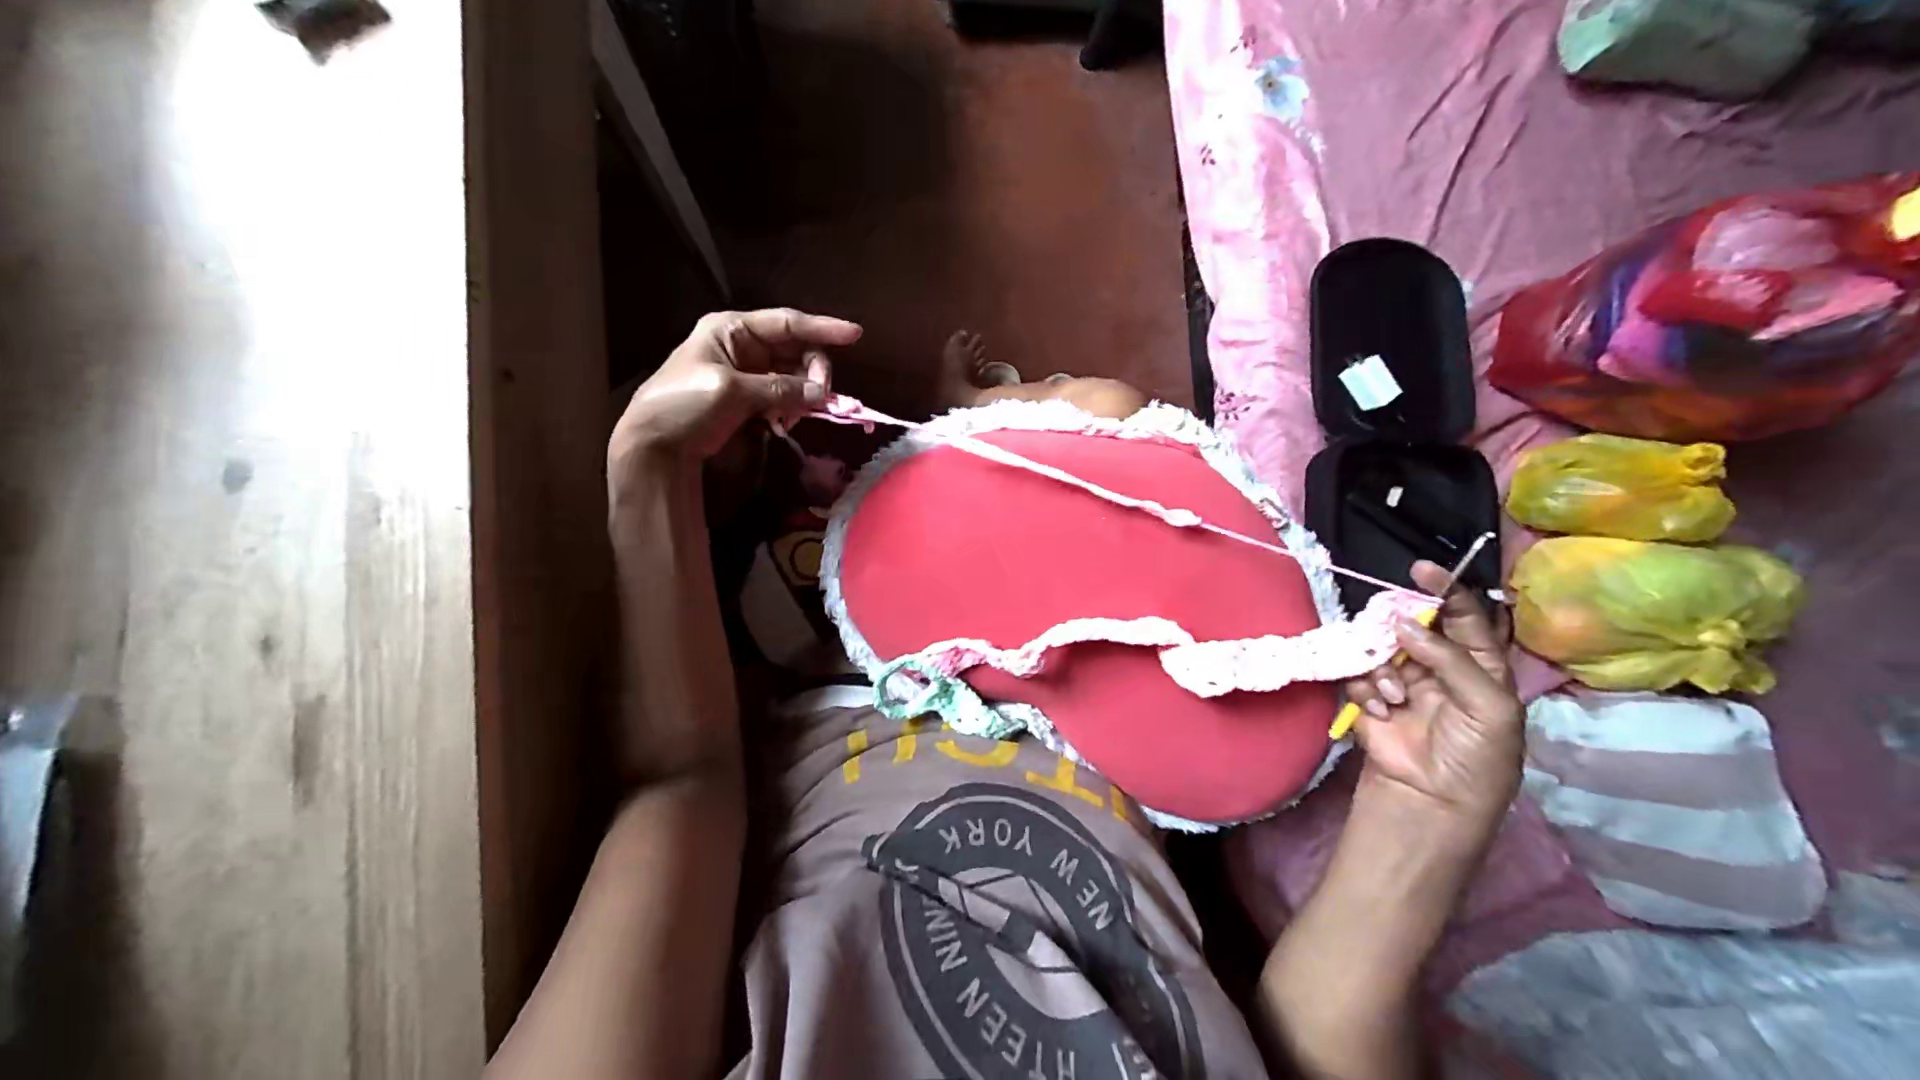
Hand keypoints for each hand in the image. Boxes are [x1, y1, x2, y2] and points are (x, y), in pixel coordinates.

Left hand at [609, 308, 861, 477]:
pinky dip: (793, 407)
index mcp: (731, 330)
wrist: (653, 447)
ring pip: (793, 375)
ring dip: (805, 393)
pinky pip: (784, 396)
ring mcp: (746, 373)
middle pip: (795, 349)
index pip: (787, 322)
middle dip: (813, 370)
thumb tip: (821, 394)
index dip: (822, 328)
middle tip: (822, 398)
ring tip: (799, 415)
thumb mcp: (731, 391)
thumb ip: (779, 388)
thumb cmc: (683, 406)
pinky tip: (789, 421)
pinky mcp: (748, 400)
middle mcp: (742, 346)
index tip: (856, 334)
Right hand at [1343, 561, 1523, 830]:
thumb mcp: (1486, 705)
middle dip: (1400, 626)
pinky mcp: (1369, 694)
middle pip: (1413, 624)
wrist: (1432, 798)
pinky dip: (1366, 688)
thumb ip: (1449, 658)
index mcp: (1478, 663)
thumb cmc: (1476, 755)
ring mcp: (1401, 678)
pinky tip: (1380, 709)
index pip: (1464, 616)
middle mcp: (1437, 664)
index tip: (1422, 570)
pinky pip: (1358, 672)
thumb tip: (1401, 622)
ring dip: (1384, 668)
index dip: (1446, 590)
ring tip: (1394, 696)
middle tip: (1390, 630)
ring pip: (1380, 645)